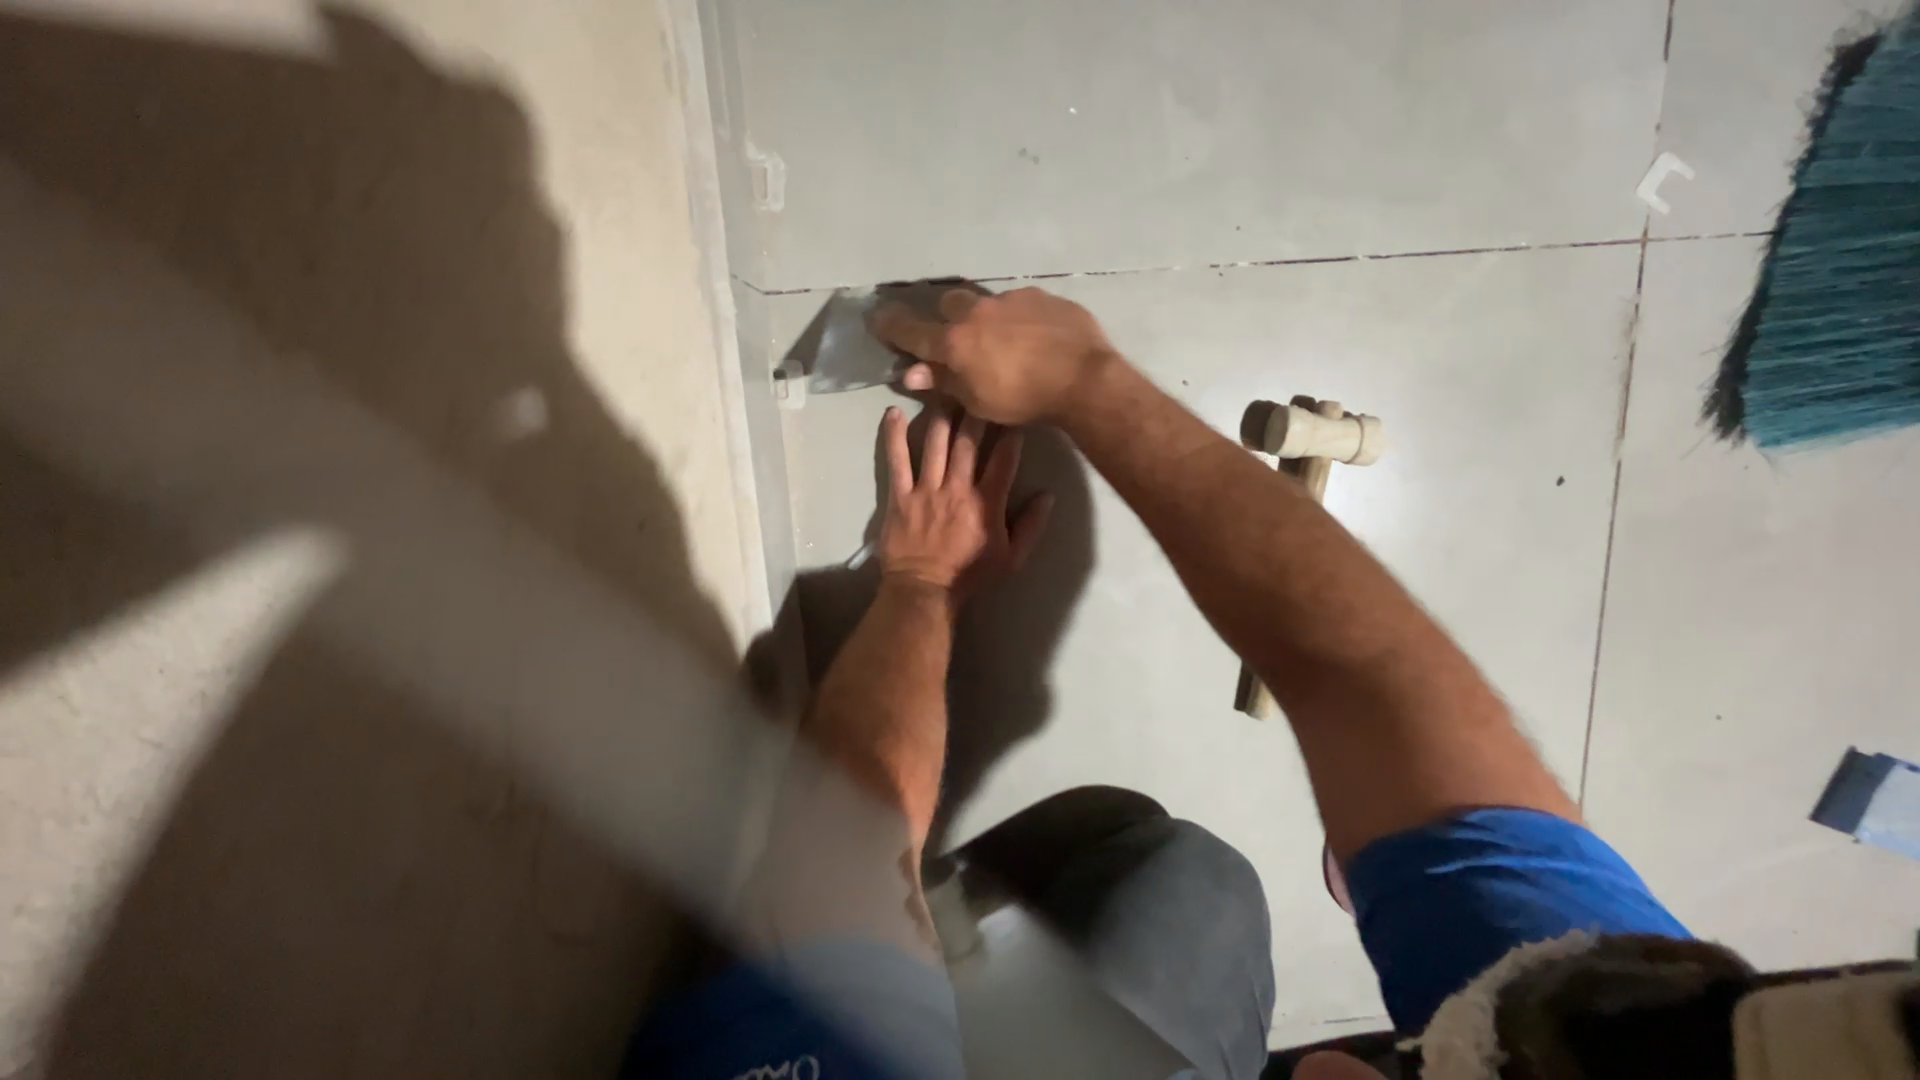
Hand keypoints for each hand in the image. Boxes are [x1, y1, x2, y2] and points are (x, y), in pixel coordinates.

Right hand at [869, 287, 1120, 425]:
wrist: (1082, 378)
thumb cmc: (1023, 400)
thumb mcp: (977, 401)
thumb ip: (943, 382)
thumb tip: (909, 373)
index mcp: (955, 341)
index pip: (912, 330)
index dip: (892, 325)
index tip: (877, 318)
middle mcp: (978, 311)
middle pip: (950, 304)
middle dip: (947, 317)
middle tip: (956, 337)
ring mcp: (1012, 299)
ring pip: (988, 302)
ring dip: (987, 318)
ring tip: (1005, 342)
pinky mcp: (1043, 297)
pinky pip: (1022, 304)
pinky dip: (1020, 319)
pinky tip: (1035, 338)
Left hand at [879, 405, 1051, 600]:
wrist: (925, 591)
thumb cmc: (970, 575)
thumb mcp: (1012, 558)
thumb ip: (1031, 526)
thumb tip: (1048, 496)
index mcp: (986, 502)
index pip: (1004, 459)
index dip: (1011, 434)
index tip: (1014, 413)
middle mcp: (957, 488)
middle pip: (968, 442)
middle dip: (976, 412)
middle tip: (978, 388)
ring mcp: (926, 490)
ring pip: (935, 443)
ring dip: (941, 414)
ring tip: (943, 390)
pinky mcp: (900, 495)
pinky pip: (897, 460)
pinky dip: (894, 435)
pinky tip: (895, 412)